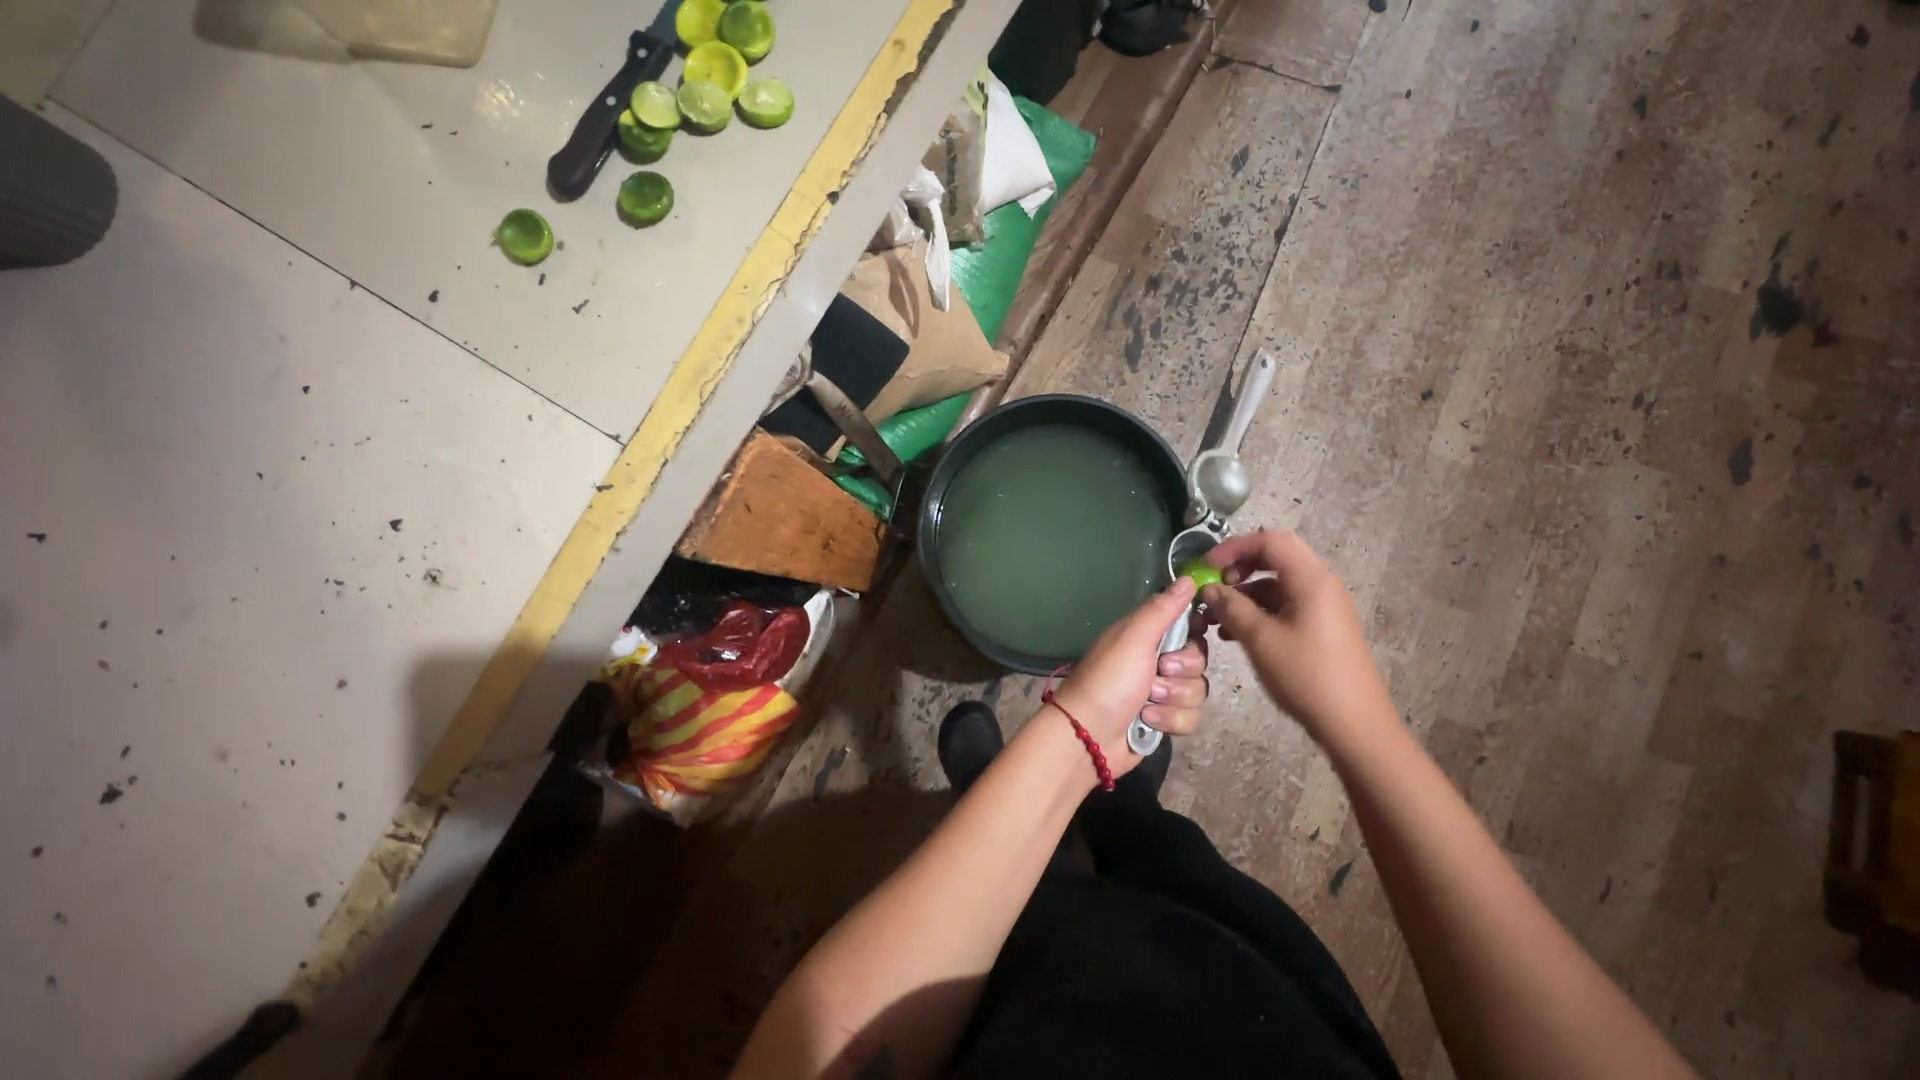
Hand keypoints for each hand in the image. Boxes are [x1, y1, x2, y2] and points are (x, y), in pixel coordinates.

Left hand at [1050, 577, 1210, 773]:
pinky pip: (1190, 717)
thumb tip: (1189, 578)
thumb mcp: (1134, 637)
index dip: (1195, 631)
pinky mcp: (1164, 721)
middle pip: (1198, 659)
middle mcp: (1155, 661)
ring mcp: (1161, 693)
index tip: (1195, 633)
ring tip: (1146, 703)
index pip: (1188, 624)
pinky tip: (1147, 721)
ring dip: (1174, 699)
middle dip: (1182, 671)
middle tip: (1157, 674)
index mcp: (1146, 636)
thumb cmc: (1109, 680)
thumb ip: (1162, 609)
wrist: (1089, 735)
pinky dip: (1170, 720)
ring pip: (1197, 690)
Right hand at [1199, 529, 1395, 743]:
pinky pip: (1284, 605)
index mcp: (1311, 578)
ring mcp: (1322, 606)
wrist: (1354, 723)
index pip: (1269, 540)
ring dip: (1244, 594)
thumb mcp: (1260, 640)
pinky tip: (1234, 634)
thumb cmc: (1307, 676)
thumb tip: (1208, 589)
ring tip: (1215, 618)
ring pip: (1276, 584)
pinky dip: (1258, 611)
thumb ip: (1231, 608)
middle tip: (1212, 587)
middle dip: (1238, 568)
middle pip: (1274, 557)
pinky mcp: (1320, 626)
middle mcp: (1320, 583)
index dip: (1233, 547)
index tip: (1205, 567)